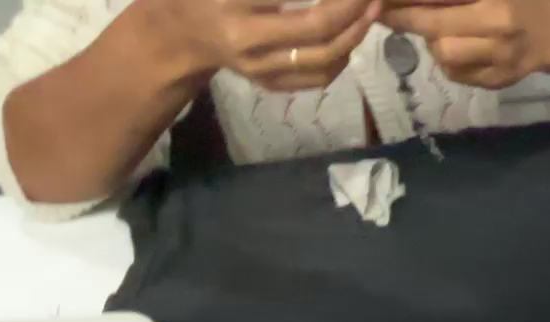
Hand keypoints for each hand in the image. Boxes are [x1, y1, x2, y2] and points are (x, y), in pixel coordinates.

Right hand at [138, 0, 380, 91]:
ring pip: (324, 59)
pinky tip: (352, 34)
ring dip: (353, 34)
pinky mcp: (272, 84)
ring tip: (370, 10)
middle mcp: (247, 40)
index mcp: (232, 1)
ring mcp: (261, 69)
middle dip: (349, 7)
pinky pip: (318, 77)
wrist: (179, 31)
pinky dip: (342, 56)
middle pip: (316, 28)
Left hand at [380, 0, 549, 89]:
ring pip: (445, 58)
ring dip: (432, 42)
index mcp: (496, 6)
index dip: (408, 7)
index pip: (441, 8)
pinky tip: (458, 45)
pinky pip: (456, 74)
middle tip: (388, 12)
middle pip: (438, 36)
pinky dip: (448, 60)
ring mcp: (499, 62)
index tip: (381, 4)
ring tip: (439, 29)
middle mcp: (499, 33)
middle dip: (410, 23)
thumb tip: (409, 1)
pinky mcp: (496, 82)